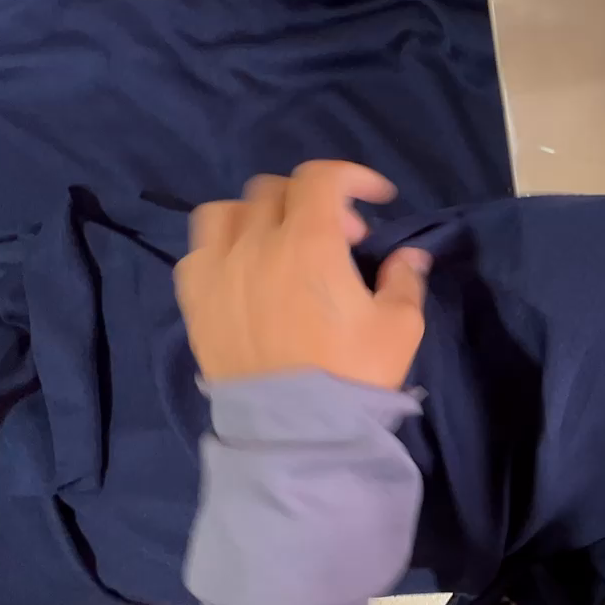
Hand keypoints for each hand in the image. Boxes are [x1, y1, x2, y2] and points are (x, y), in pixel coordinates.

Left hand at [175, 159, 429, 389]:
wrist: (295, 428)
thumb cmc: (354, 372)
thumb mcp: (400, 325)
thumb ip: (405, 280)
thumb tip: (410, 255)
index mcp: (311, 242)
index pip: (323, 178)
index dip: (354, 176)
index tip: (378, 197)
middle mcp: (257, 243)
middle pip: (277, 190)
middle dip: (316, 201)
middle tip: (343, 236)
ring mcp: (218, 269)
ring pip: (228, 210)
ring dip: (263, 214)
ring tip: (284, 244)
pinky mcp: (194, 298)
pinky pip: (199, 247)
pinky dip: (226, 244)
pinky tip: (247, 270)